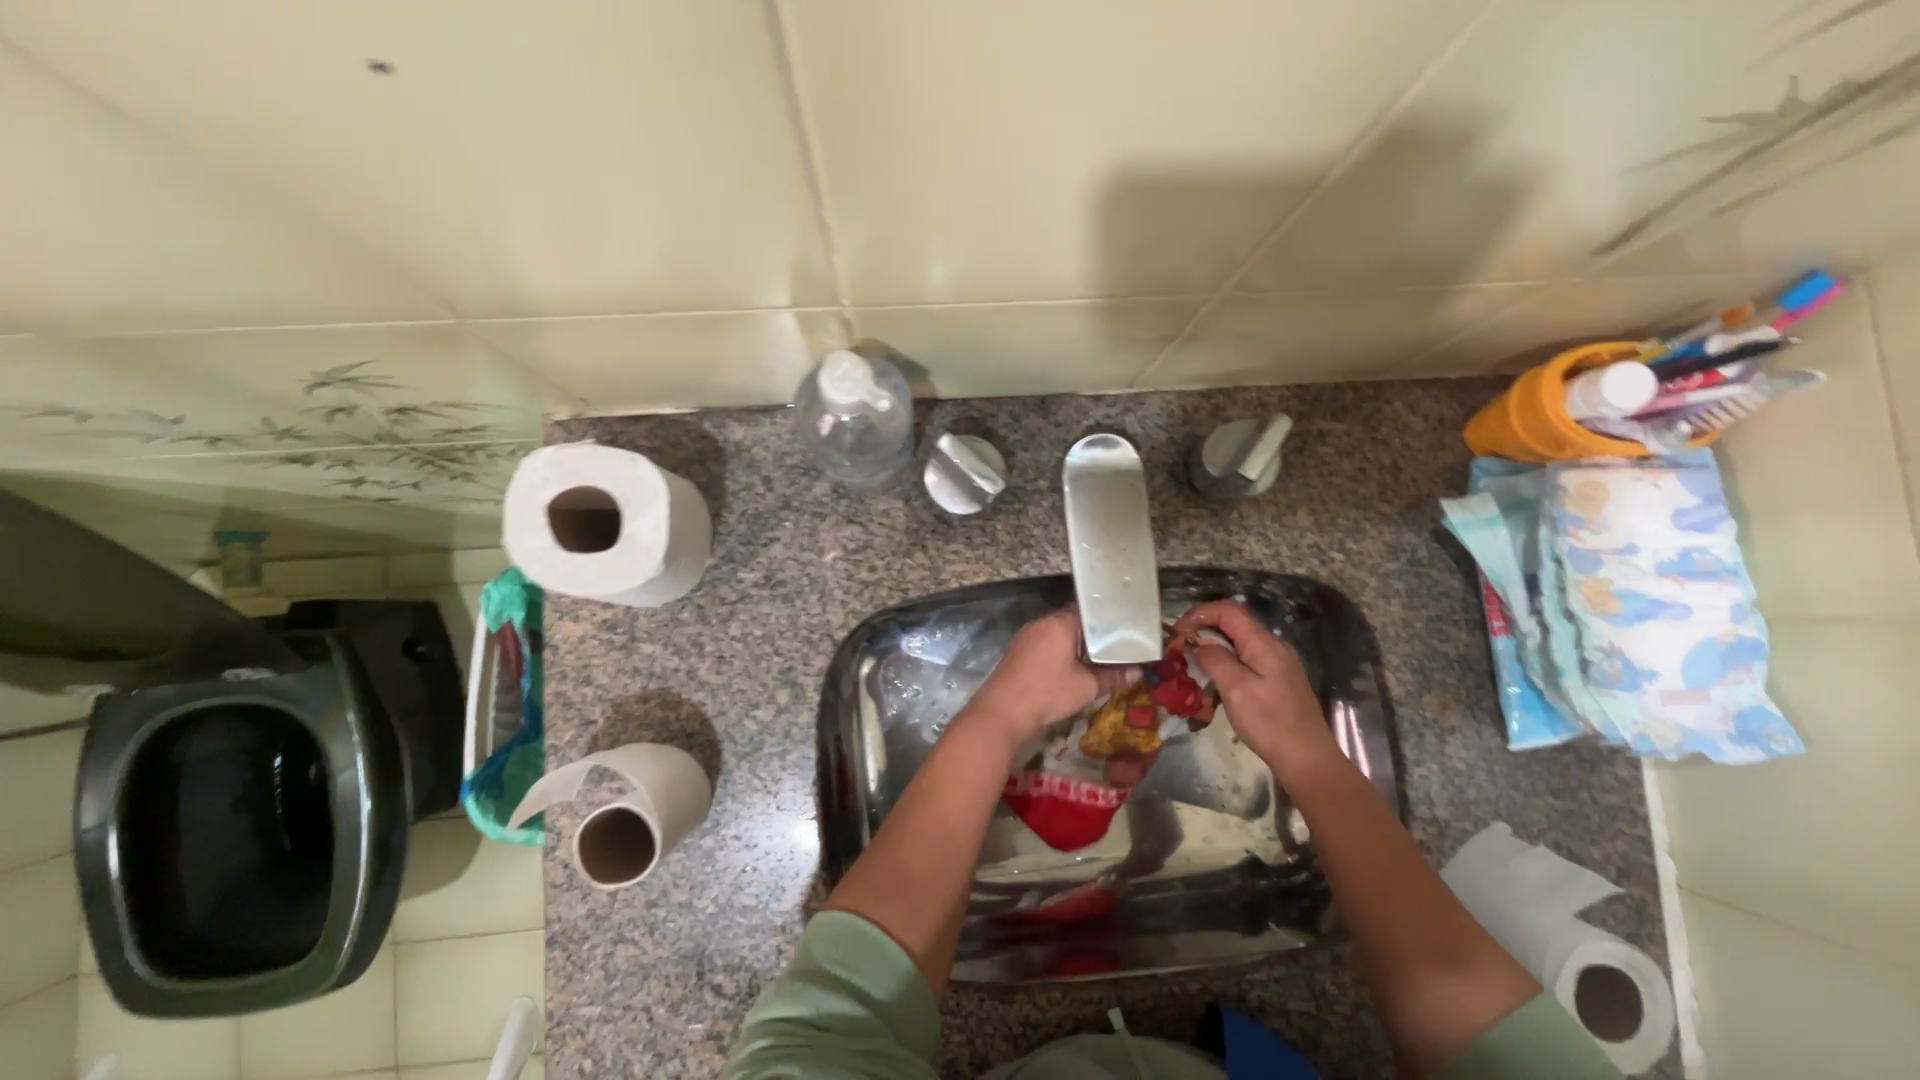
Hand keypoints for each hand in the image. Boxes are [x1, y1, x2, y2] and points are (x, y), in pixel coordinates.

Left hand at [963, 607, 1138, 746]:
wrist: (1003, 712)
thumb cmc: (1048, 693)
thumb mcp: (1086, 687)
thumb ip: (1113, 677)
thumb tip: (1137, 673)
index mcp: (1059, 623)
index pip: (1087, 610)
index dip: (1106, 619)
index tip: (1123, 628)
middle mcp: (1041, 623)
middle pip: (1071, 622)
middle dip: (1091, 635)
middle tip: (1114, 646)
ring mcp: (1025, 637)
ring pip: (1056, 635)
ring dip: (1073, 646)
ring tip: (1096, 659)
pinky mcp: (1016, 653)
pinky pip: (1043, 646)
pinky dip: (1057, 654)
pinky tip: (1068, 669)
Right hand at [1174, 599, 1338, 773]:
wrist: (1307, 758)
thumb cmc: (1269, 723)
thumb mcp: (1235, 689)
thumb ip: (1214, 660)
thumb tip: (1198, 644)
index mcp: (1264, 643)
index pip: (1228, 610)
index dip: (1199, 614)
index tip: (1178, 633)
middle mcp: (1274, 647)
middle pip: (1234, 624)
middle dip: (1204, 631)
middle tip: (1181, 651)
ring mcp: (1279, 664)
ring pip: (1240, 644)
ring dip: (1214, 649)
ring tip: (1194, 668)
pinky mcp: (1279, 681)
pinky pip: (1248, 661)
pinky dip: (1227, 664)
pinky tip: (1217, 683)